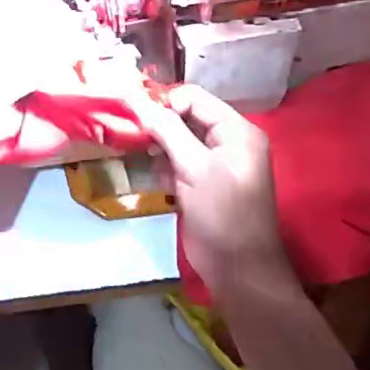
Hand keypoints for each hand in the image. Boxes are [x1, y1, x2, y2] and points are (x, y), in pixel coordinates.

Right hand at [134, 84, 289, 288]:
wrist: (238, 271)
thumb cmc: (223, 215)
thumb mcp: (196, 168)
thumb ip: (168, 131)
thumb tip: (138, 101)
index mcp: (236, 131)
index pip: (194, 98)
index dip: (165, 103)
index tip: (136, 117)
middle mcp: (227, 141)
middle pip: (185, 116)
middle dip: (158, 122)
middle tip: (130, 132)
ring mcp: (214, 163)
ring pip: (177, 138)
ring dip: (156, 143)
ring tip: (138, 153)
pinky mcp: (200, 182)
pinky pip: (176, 160)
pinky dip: (160, 163)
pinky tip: (149, 172)